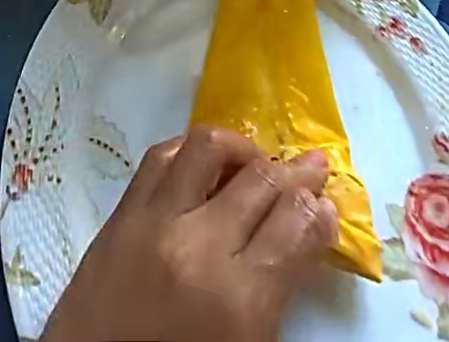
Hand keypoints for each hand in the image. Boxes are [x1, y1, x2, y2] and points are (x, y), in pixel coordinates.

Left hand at [43, 125, 337, 341]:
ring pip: (208, 149)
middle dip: (296, 170)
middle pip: (260, 182)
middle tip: (310, 165)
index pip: (295, 227)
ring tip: (256, 161)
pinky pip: (160, 155)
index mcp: (238, 302)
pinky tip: (204, 162)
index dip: (318, 209)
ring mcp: (155, 221)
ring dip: (242, 147)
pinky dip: (190, 149)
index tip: (327, 201)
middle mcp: (199, 248)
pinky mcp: (121, 212)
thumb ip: (279, 286)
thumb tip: (308, 227)